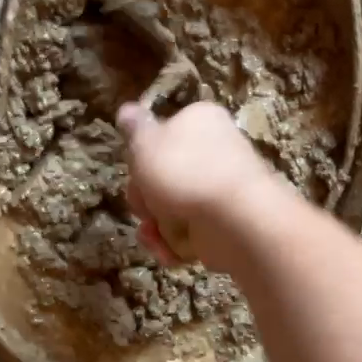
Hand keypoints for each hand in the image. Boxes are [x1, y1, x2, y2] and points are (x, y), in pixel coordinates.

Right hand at [117, 101, 281, 269]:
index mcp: (199, 121)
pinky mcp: (224, 223)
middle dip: (146, 199)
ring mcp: (220, 190)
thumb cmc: (184, 172)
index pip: (162, 134)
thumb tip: (127, 110)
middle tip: (144, 207)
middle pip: (164, 177)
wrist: (234, 220)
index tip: (134, 171)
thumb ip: (134, 128)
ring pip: (173, 209)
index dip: (141, 157)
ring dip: (157, 226)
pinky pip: (190, 233)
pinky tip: (169, 251)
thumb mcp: (145, 142)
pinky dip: (176, 244)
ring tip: (154, 234)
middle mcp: (214, 151)